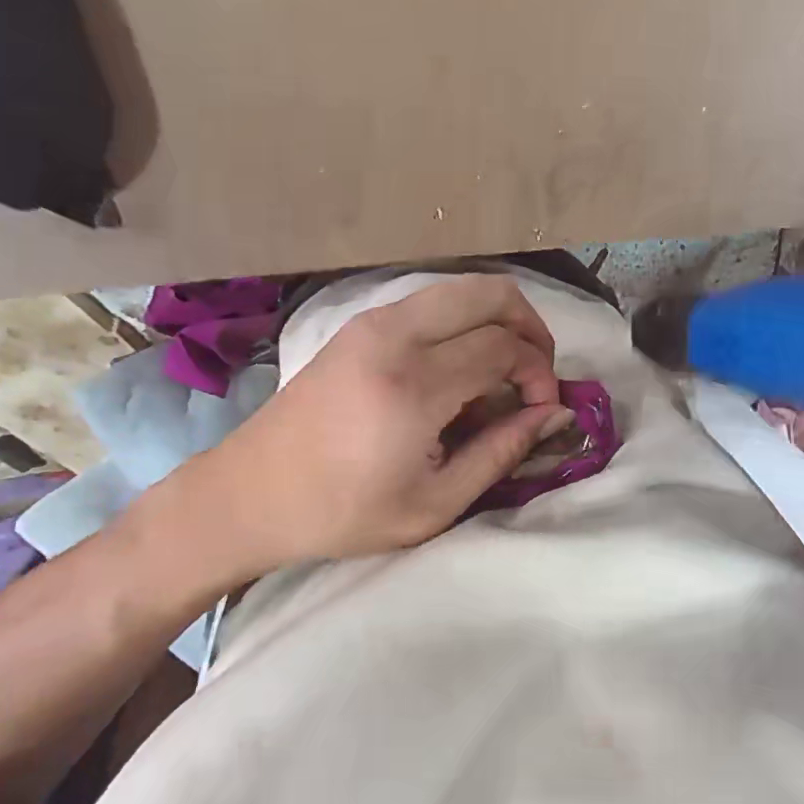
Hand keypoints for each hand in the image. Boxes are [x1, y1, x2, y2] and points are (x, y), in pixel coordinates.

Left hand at [178, 275, 574, 569]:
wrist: (252, 493)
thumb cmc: (342, 513)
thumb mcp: (433, 503)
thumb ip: (499, 453)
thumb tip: (551, 414)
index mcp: (413, 385)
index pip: (504, 347)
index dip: (537, 373)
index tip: (540, 410)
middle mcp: (393, 336)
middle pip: (488, 293)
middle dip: (528, 326)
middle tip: (535, 374)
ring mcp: (369, 323)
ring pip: (457, 290)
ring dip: (493, 320)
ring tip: (501, 372)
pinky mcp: (353, 326)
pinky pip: (426, 304)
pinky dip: (458, 322)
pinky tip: (456, 367)